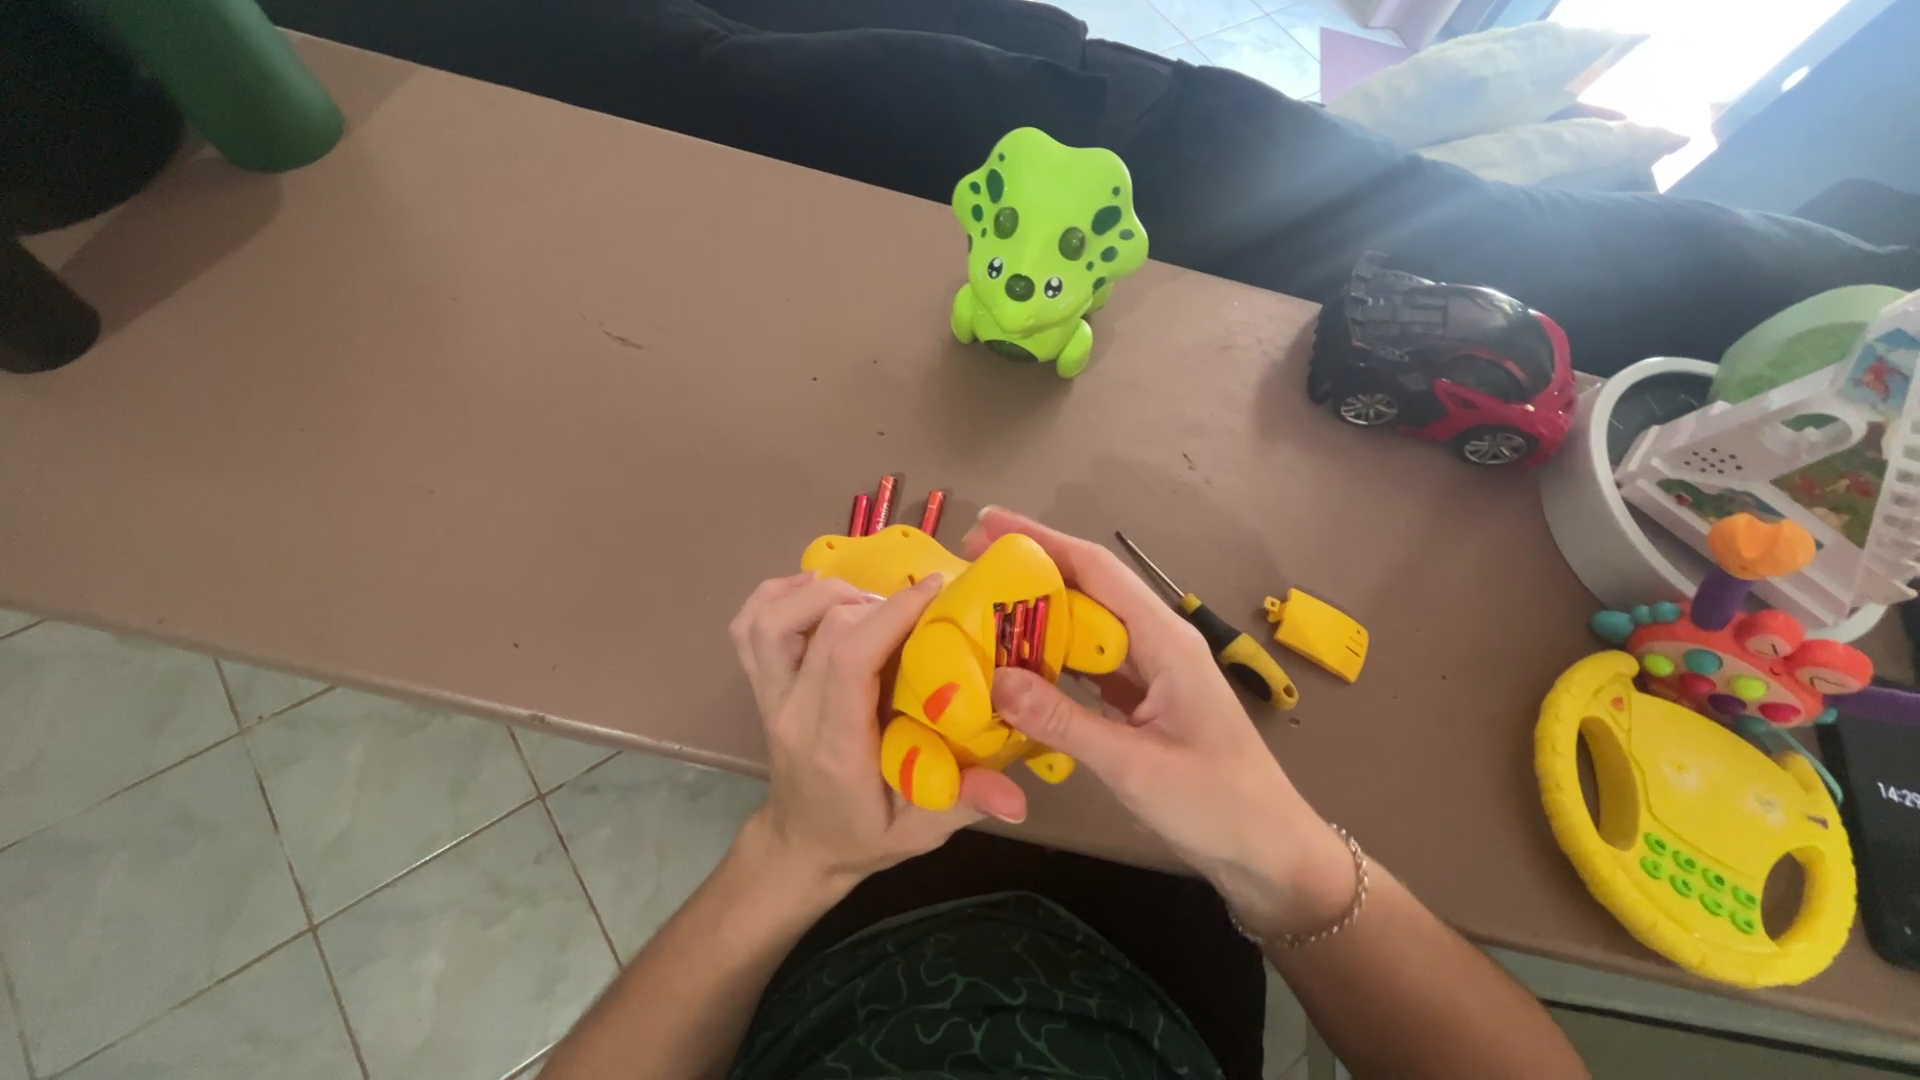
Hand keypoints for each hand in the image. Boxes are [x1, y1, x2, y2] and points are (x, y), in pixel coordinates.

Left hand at [728, 572, 1026, 895]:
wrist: (800, 847)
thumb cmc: (864, 835)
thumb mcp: (921, 831)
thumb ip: (965, 804)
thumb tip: (1020, 797)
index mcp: (835, 747)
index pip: (849, 660)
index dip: (893, 614)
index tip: (937, 591)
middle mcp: (793, 713)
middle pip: (824, 630)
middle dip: (878, 602)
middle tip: (920, 606)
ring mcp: (768, 696)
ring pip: (771, 619)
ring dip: (823, 593)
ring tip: (870, 599)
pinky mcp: (760, 685)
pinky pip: (749, 625)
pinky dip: (778, 595)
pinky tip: (818, 592)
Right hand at [962, 508, 1354, 936]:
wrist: (1270, 851)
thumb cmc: (1216, 804)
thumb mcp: (1134, 765)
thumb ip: (1062, 721)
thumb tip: (994, 680)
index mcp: (1166, 640)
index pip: (1097, 569)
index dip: (1041, 540)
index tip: (988, 523)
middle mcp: (1158, 642)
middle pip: (1089, 588)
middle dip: (1031, 569)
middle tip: (969, 565)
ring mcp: (1151, 670)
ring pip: (1086, 626)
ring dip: (1038, 614)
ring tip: (983, 607)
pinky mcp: (1143, 699)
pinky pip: (1090, 664)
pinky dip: (1052, 657)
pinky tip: (1018, 662)